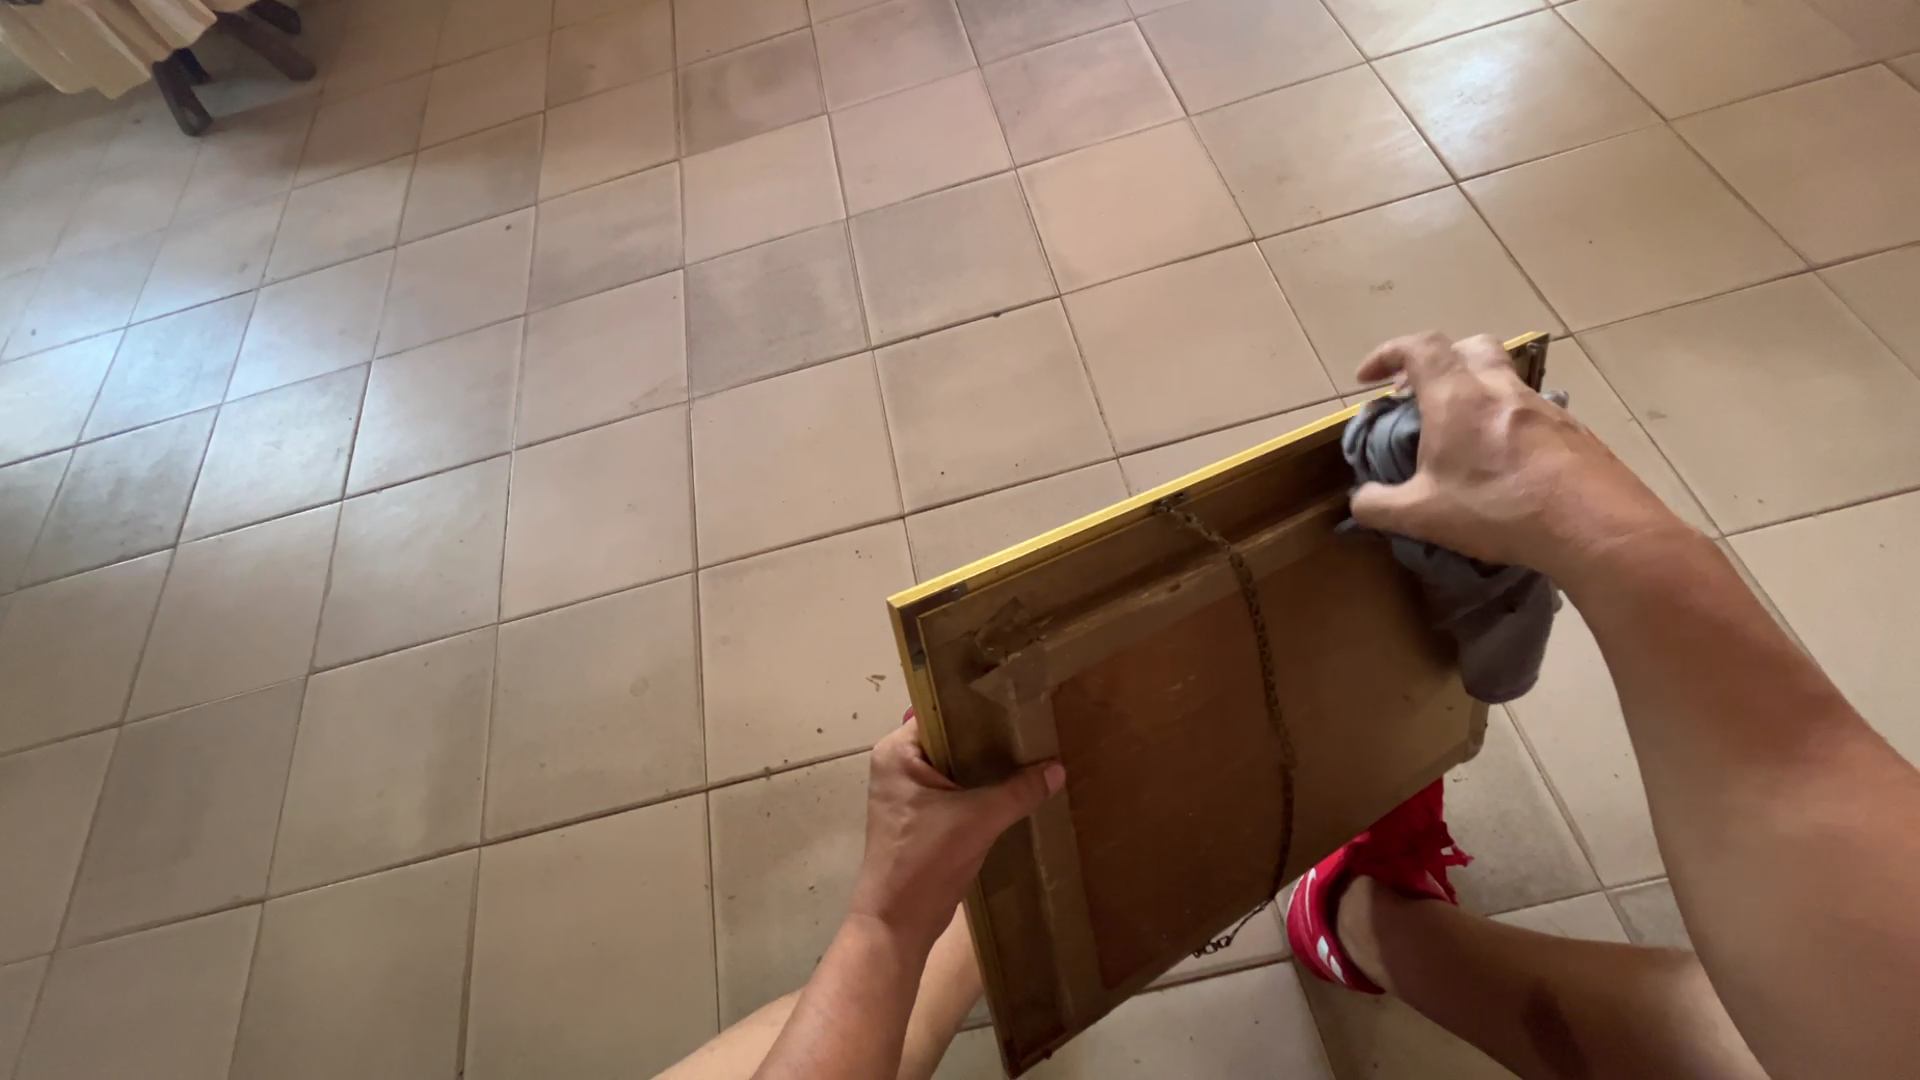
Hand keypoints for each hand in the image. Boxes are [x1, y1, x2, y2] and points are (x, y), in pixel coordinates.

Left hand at [847, 715, 1063, 950]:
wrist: (898, 925)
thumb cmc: (926, 861)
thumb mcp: (977, 820)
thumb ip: (1019, 791)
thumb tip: (1058, 768)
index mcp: (898, 752)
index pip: (942, 713)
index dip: (979, 709)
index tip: (1017, 705)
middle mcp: (899, 765)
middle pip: (952, 739)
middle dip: (989, 740)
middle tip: (1031, 729)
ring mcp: (908, 792)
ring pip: (956, 767)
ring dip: (987, 768)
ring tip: (1029, 754)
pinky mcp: (920, 817)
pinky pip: (956, 790)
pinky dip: (981, 791)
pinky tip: (1014, 789)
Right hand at [1349, 332, 1689, 581]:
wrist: (1596, 527)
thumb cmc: (1498, 510)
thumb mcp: (1419, 515)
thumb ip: (1377, 505)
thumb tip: (1360, 500)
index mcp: (1456, 399)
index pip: (1418, 348)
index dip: (1387, 354)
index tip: (1368, 379)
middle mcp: (1499, 390)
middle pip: (1468, 347)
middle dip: (1436, 362)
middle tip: (1417, 394)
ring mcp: (1542, 407)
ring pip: (1501, 377)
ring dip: (1470, 391)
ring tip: (1454, 433)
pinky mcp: (1570, 430)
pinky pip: (1525, 409)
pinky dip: (1500, 420)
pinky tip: (1497, 461)